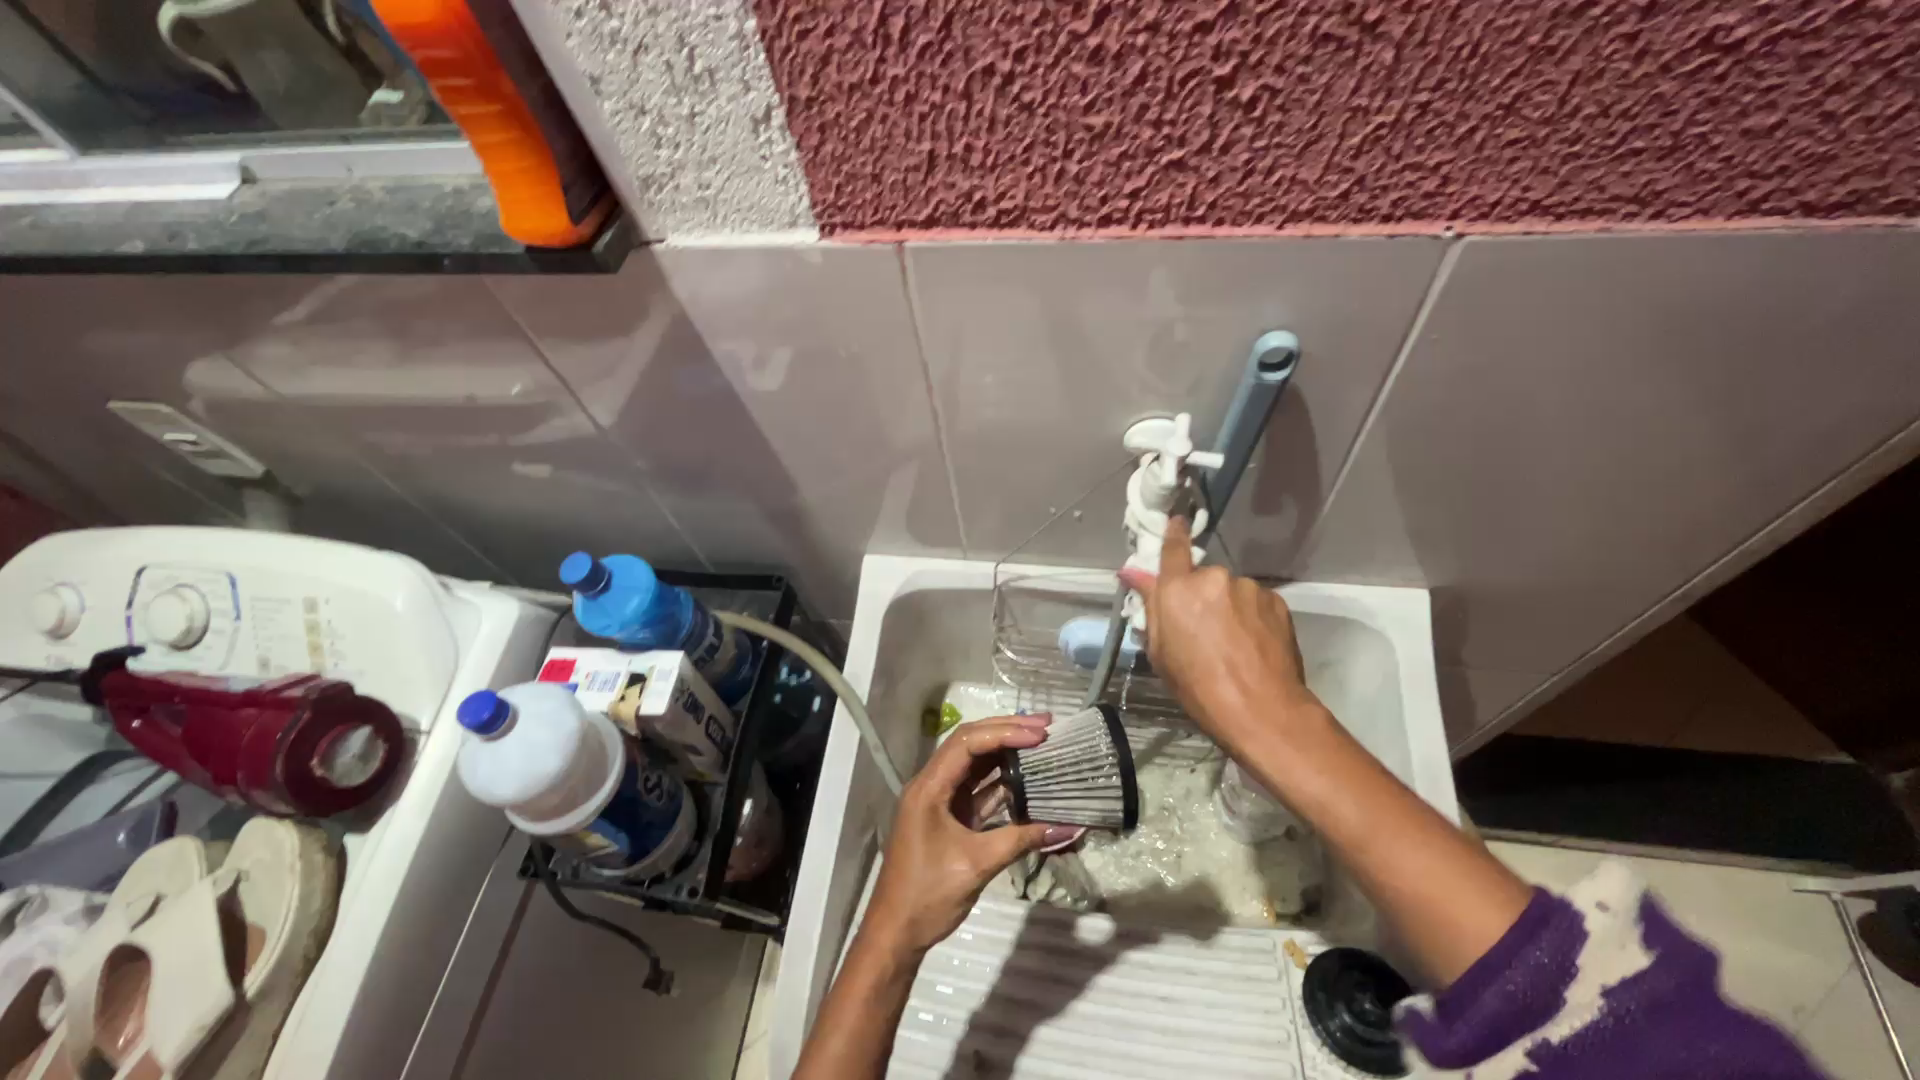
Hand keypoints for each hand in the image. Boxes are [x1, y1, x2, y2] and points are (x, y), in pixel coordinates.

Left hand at [862, 716, 1077, 953]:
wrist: (896, 932)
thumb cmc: (928, 895)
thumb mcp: (977, 865)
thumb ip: (1021, 840)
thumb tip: (1068, 827)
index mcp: (929, 788)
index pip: (967, 744)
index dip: (1004, 733)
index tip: (1040, 734)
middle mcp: (932, 785)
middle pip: (970, 745)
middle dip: (1007, 732)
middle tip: (1047, 726)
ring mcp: (940, 802)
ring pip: (975, 765)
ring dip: (1006, 754)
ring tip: (1042, 744)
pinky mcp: (949, 818)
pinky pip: (978, 790)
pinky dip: (1002, 782)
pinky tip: (1029, 780)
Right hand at [1119, 516, 1319, 747]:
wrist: (1262, 709)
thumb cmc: (1198, 688)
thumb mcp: (1161, 652)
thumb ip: (1150, 607)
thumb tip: (1133, 573)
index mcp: (1178, 590)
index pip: (1173, 548)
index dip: (1173, 534)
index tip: (1176, 523)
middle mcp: (1214, 578)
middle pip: (1203, 578)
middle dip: (1201, 596)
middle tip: (1202, 630)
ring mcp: (1249, 588)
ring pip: (1231, 591)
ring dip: (1228, 607)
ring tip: (1233, 644)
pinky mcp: (1277, 601)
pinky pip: (1255, 603)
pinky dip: (1251, 617)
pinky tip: (1253, 645)